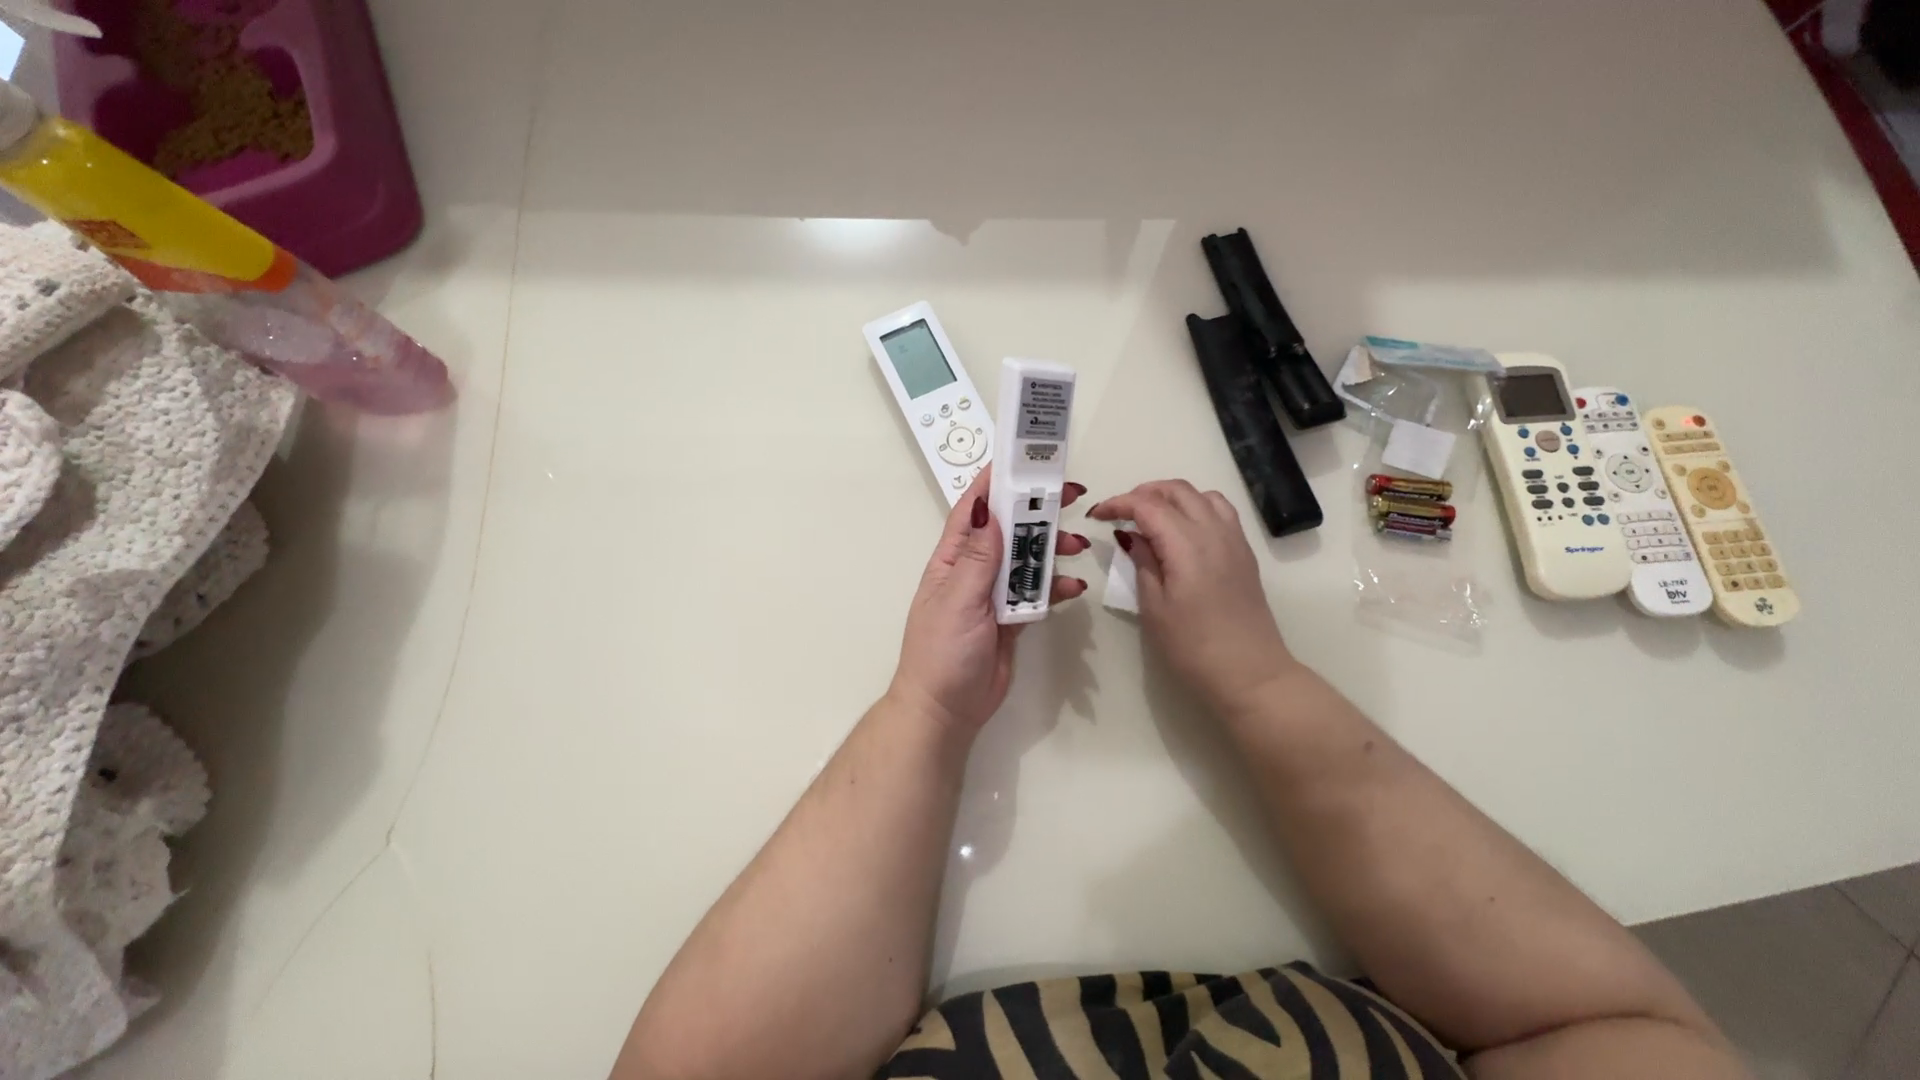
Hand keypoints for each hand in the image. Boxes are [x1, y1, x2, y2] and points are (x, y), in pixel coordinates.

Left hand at [890, 467, 1089, 733]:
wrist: (947, 710)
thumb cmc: (942, 652)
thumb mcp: (958, 600)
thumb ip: (978, 557)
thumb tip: (986, 509)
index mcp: (953, 559)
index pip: (974, 509)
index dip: (997, 482)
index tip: (1025, 459)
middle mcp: (975, 570)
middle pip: (1010, 530)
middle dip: (1039, 512)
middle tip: (1073, 495)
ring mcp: (994, 595)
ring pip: (1029, 559)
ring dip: (1053, 550)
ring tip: (1079, 548)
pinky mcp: (1013, 619)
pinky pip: (1038, 594)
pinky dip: (1056, 588)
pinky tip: (1073, 588)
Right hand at [1088, 480, 1298, 716]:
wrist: (1250, 674)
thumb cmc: (1193, 647)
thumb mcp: (1154, 608)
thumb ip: (1142, 563)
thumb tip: (1131, 536)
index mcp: (1187, 544)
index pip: (1148, 505)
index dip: (1119, 503)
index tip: (1097, 515)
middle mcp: (1214, 532)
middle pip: (1178, 490)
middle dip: (1144, 492)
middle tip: (1120, 512)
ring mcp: (1234, 540)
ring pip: (1202, 496)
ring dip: (1173, 497)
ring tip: (1151, 517)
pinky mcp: (1245, 553)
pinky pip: (1220, 512)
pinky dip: (1196, 507)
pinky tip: (1182, 531)